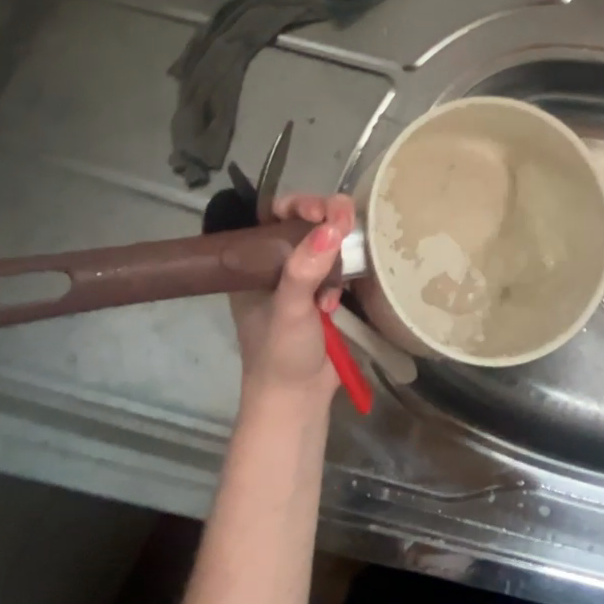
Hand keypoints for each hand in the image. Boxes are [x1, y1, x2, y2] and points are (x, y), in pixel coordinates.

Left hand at [228, 193, 354, 403]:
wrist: (297, 399)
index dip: (299, 204)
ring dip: (341, 248)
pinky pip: (342, 266)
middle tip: (349, 223)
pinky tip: (350, 284)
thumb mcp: (289, 310)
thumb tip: (332, 227)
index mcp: (253, 265)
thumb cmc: (280, 354)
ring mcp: (304, 280)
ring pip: (327, 243)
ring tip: (351, 258)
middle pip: (305, 224)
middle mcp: (277, 267)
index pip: (273, 216)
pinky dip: (350, 269)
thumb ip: (305, 269)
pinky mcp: (328, 295)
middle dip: (328, 220)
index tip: (325, 210)